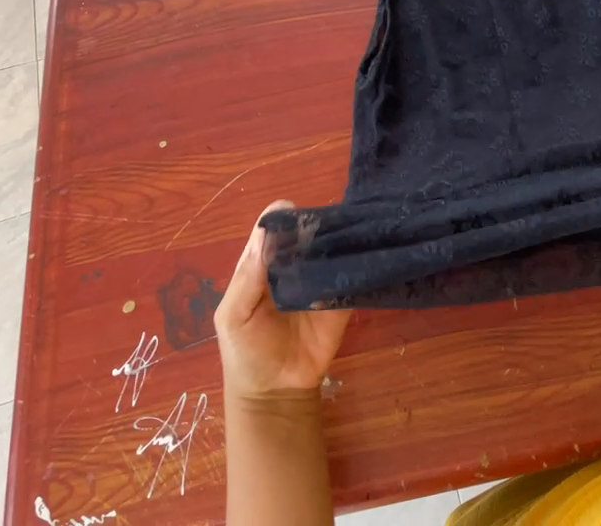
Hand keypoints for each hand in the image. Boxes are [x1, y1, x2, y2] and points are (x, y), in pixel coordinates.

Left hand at [214, 200, 352, 400]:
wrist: (277, 392)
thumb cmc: (246, 352)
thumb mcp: (234, 317)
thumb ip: (246, 279)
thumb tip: (264, 235)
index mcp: (262, 265)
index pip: (272, 231)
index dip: (282, 218)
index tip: (294, 208)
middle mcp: (293, 265)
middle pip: (306, 234)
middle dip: (315, 224)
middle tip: (326, 222)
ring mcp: (320, 279)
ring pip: (332, 249)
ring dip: (341, 238)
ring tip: (350, 230)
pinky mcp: (343, 297)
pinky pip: (353, 276)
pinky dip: (360, 263)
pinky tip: (366, 253)